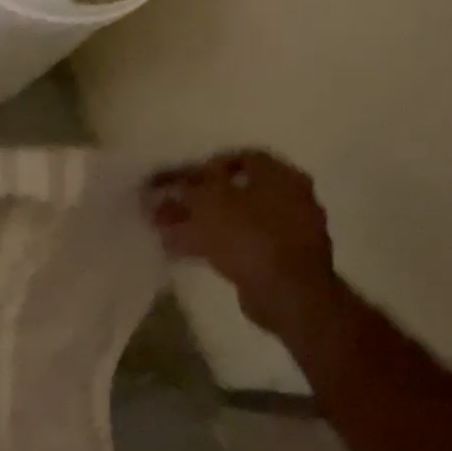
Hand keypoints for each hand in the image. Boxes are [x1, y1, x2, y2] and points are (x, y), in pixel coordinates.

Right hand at [143, 150, 340, 331]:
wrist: (287, 293)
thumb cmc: (249, 236)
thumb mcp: (209, 202)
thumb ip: (184, 188)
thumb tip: (165, 185)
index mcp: (280, 177)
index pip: (241, 157)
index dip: (205, 165)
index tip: (179, 178)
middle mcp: (288, 199)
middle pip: (233, 191)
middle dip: (193, 198)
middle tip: (164, 205)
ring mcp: (285, 231)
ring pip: (231, 219)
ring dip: (196, 222)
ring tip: (162, 229)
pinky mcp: (276, 260)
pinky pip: (237, 243)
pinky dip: (209, 243)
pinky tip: (179, 250)